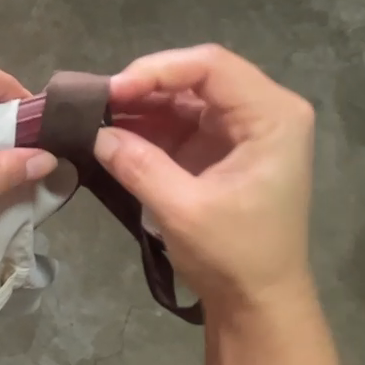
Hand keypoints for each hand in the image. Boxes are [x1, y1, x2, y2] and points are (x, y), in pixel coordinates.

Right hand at [93, 45, 315, 314]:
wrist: (256, 296)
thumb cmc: (235, 253)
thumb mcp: (183, 210)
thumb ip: (139, 166)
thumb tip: (95, 135)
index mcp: (271, 117)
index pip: (211, 67)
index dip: (158, 71)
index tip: (111, 93)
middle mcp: (259, 112)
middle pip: (195, 76)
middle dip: (142, 87)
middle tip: (93, 105)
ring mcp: (235, 130)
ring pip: (180, 98)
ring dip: (136, 106)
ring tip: (92, 118)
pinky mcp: (214, 149)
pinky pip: (173, 123)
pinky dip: (141, 127)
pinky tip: (109, 135)